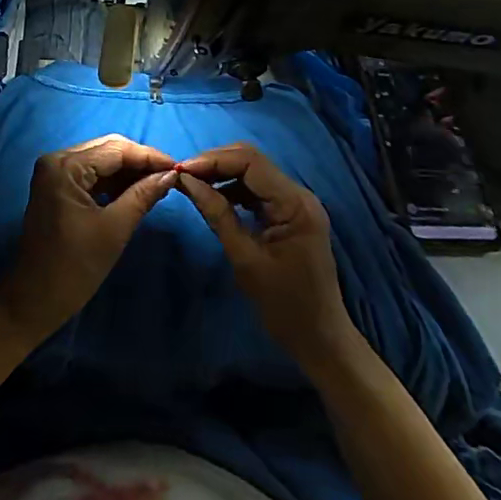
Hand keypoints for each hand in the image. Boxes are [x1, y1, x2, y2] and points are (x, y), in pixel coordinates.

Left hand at [0, 135, 177, 340]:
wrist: (34, 300)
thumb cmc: (74, 266)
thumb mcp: (114, 229)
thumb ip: (142, 196)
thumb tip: (170, 176)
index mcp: (65, 166)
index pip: (115, 149)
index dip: (149, 156)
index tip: (180, 168)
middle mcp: (56, 161)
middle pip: (107, 150)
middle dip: (140, 161)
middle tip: (171, 176)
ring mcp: (54, 174)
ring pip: (100, 162)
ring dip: (128, 172)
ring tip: (159, 185)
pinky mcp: (57, 189)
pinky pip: (91, 176)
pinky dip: (114, 183)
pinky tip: (135, 192)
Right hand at [174, 143, 355, 365]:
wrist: (319, 338)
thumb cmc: (284, 304)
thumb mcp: (245, 259)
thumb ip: (217, 215)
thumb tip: (186, 182)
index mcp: (295, 204)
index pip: (251, 163)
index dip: (213, 160)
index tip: (181, 171)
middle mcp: (299, 195)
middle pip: (252, 161)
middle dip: (215, 163)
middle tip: (182, 176)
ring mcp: (295, 203)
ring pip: (252, 172)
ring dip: (221, 174)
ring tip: (191, 185)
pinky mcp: (288, 214)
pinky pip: (257, 190)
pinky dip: (232, 189)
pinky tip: (212, 198)